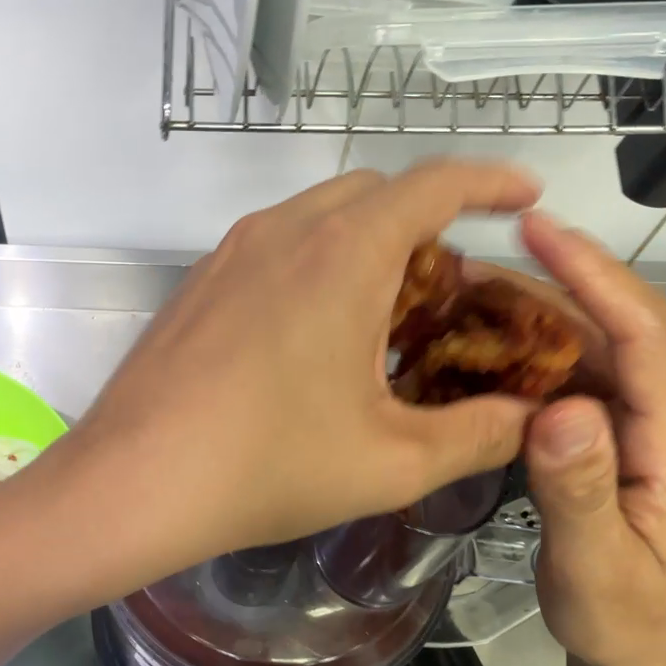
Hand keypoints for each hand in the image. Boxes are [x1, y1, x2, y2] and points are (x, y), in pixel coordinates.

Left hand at [66, 161, 542, 567]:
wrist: (134, 483)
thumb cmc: (267, 468)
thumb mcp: (391, 463)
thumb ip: (479, 435)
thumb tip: (531, 421)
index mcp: (343, 252)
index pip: (436, 183)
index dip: (492, 183)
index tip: (524, 200)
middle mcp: (282, 231)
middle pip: (372, 194)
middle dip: (424, 221)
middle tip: (447, 288)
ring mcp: (226, 254)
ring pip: (313, 218)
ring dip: (361, 243)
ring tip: (379, 313)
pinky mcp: (193, 286)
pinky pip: (269, 249)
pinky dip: (309, 265)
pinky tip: (307, 336)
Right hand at [517, 212, 665, 665]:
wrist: (634, 657)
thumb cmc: (622, 621)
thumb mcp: (597, 566)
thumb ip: (579, 491)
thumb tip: (559, 410)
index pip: (645, 338)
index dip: (596, 278)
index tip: (540, 232)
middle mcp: (658, 422)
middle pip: (616, 329)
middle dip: (555, 283)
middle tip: (476, 260)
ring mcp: (630, 431)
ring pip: (588, 350)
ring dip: (534, 314)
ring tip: (467, 295)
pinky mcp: (600, 444)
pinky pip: (564, 382)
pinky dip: (523, 356)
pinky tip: (478, 353)